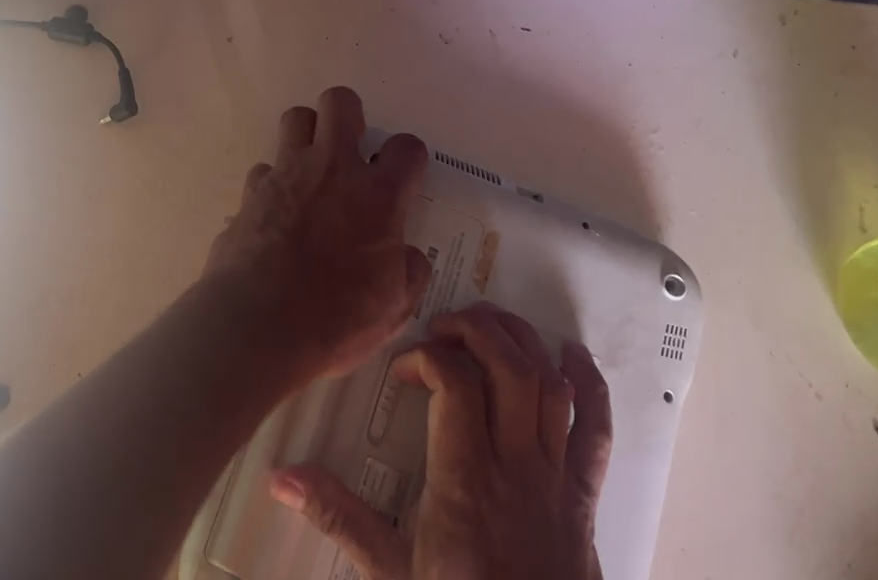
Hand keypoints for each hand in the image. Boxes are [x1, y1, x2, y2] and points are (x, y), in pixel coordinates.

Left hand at [202, 86, 431, 377]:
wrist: (256, 324)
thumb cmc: (336, 318)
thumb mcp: (395, 306)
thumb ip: (408, 270)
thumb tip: (406, 254)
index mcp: (377, 195)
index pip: (406, 147)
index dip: (408, 159)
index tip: (403, 179)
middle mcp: (331, 170)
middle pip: (340, 103)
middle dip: (349, 116)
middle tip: (351, 152)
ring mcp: (285, 175)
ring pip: (295, 119)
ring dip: (307, 137)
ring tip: (312, 172)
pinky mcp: (250, 192)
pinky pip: (264, 169)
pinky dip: (274, 182)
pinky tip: (277, 212)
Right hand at [270, 304, 612, 579]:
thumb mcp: (390, 571)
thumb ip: (339, 517)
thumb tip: (281, 478)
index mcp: (465, 482)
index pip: (455, 385)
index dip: (424, 358)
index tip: (401, 371)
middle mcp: (515, 467)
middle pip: (509, 369)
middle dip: (475, 329)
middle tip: (442, 326)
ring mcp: (556, 479)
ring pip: (550, 387)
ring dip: (521, 342)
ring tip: (487, 323)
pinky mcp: (583, 497)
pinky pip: (596, 433)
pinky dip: (590, 386)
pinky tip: (571, 355)